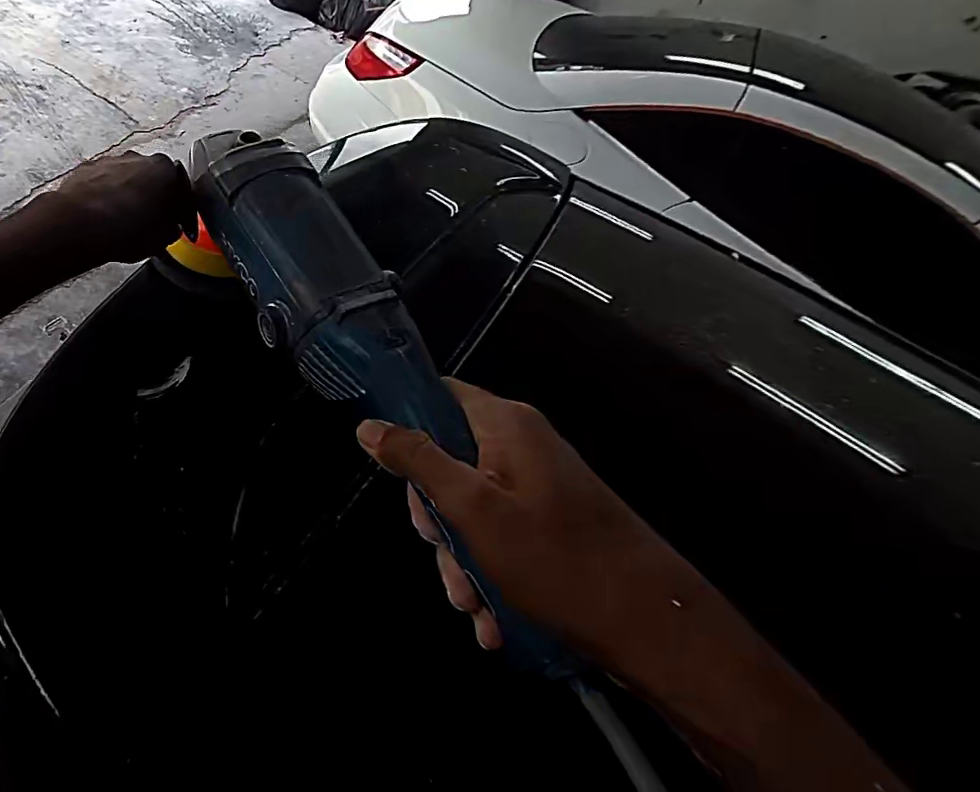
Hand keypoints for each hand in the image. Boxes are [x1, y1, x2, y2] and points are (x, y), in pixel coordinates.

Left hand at [31, 152, 192, 266]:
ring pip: (126, 179)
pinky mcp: (86, 169)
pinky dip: (104, 197)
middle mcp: (139, 159)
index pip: (183, 193)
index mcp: (166, 170)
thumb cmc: (123, 229)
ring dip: (127, 196)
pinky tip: (102, 216)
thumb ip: (171, 230)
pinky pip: (102, 183)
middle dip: (154, 199)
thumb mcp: (161, 239)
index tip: (181, 226)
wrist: (79, 225)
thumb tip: (169, 229)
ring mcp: (110, 162)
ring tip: (124, 221)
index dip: (183, 214)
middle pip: (153, 180)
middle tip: (153, 222)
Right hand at [356, 379, 699, 664]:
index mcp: (507, 426)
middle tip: (438, 546)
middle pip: (444, 458)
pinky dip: (485, 570)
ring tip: (469, 599)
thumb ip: (415, 460)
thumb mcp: (470, 508)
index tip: (387, 459)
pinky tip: (489, 612)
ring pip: (466, 504)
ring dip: (457, 554)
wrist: (667, 642)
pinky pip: (496, 533)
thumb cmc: (563, 563)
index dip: (404, 419)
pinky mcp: (550, 524)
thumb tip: (369, 427)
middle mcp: (522, 447)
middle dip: (433, 513)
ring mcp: (538, 487)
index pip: (437, 393)